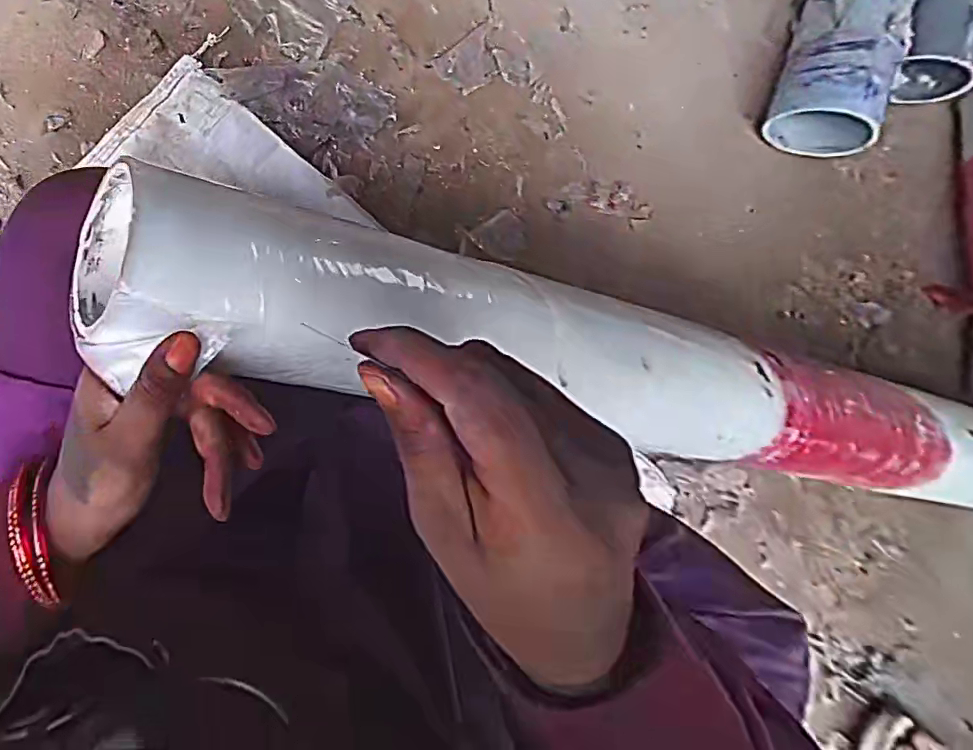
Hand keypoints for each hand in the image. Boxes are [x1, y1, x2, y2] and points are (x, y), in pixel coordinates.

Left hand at [46, 331, 275, 563]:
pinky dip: (213, 450)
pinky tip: (222, 483)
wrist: (76, 530)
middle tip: (257, 452)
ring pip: (201, 407)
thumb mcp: (128, 439)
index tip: (249, 413)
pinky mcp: (157, 414)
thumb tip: (186, 338)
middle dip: (226, 423)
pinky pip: (196, 422)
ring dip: (221, 447)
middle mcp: (132, 373)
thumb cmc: (94, 487)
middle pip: (196, 384)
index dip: (217, 381)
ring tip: (225, 492)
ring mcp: (146, 394)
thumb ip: (156, 390)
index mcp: (113, 367)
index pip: (176, 356)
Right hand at [351, 327, 647, 692]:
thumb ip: (416, 444)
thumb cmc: (500, 591)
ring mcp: (604, 449)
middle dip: (423, 358)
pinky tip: (465, 414)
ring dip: (451, 368)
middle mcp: (588, 468)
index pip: (476, 398)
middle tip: (382, 373)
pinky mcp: (606, 438)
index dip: (414, 355)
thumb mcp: (438, 525)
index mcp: (544, 506)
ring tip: (424, 402)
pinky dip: (481, 382)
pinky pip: (527, 382)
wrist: (581, 630)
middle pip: (489, 375)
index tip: (367, 343)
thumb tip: (382, 375)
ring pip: (506, 369)